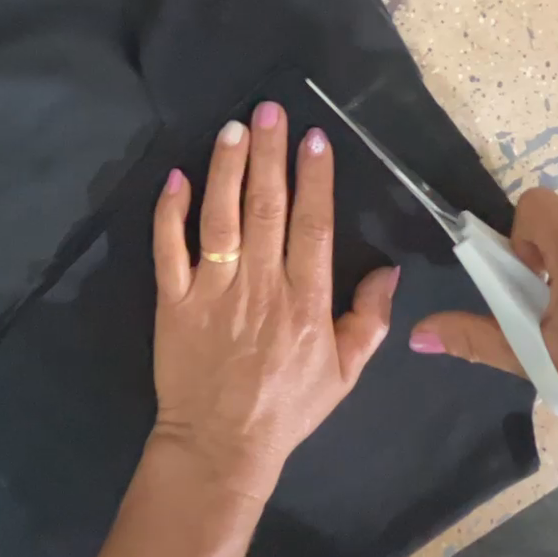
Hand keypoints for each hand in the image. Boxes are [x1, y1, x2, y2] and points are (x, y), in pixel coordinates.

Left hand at [147, 101, 400, 499]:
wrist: (220, 446)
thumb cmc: (287, 406)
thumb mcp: (345, 373)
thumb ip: (369, 320)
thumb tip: (389, 269)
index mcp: (305, 302)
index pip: (312, 227)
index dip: (314, 179)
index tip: (313, 137)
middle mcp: (260, 288)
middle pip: (265, 209)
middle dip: (269, 155)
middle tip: (269, 110)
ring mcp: (212, 291)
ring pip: (219, 219)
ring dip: (225, 170)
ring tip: (232, 128)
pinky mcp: (172, 300)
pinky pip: (168, 250)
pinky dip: (169, 213)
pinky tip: (176, 177)